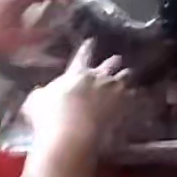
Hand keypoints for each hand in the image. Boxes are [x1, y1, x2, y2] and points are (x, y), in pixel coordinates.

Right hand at [21, 38, 130, 153]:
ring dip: (126, 78)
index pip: (83, 55)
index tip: (92, 41)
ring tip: (129, 77)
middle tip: (116, 59)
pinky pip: (136, 99)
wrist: (72, 135)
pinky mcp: (125, 107)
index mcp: (77, 73)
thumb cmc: (49, 117)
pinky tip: (140, 100)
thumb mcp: (35, 102)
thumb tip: (41, 93)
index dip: (87, 47)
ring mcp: (114, 91)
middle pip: (110, 64)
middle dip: (113, 61)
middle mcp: (99, 78)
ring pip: (126, 78)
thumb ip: (41, 94)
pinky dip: (137, 99)